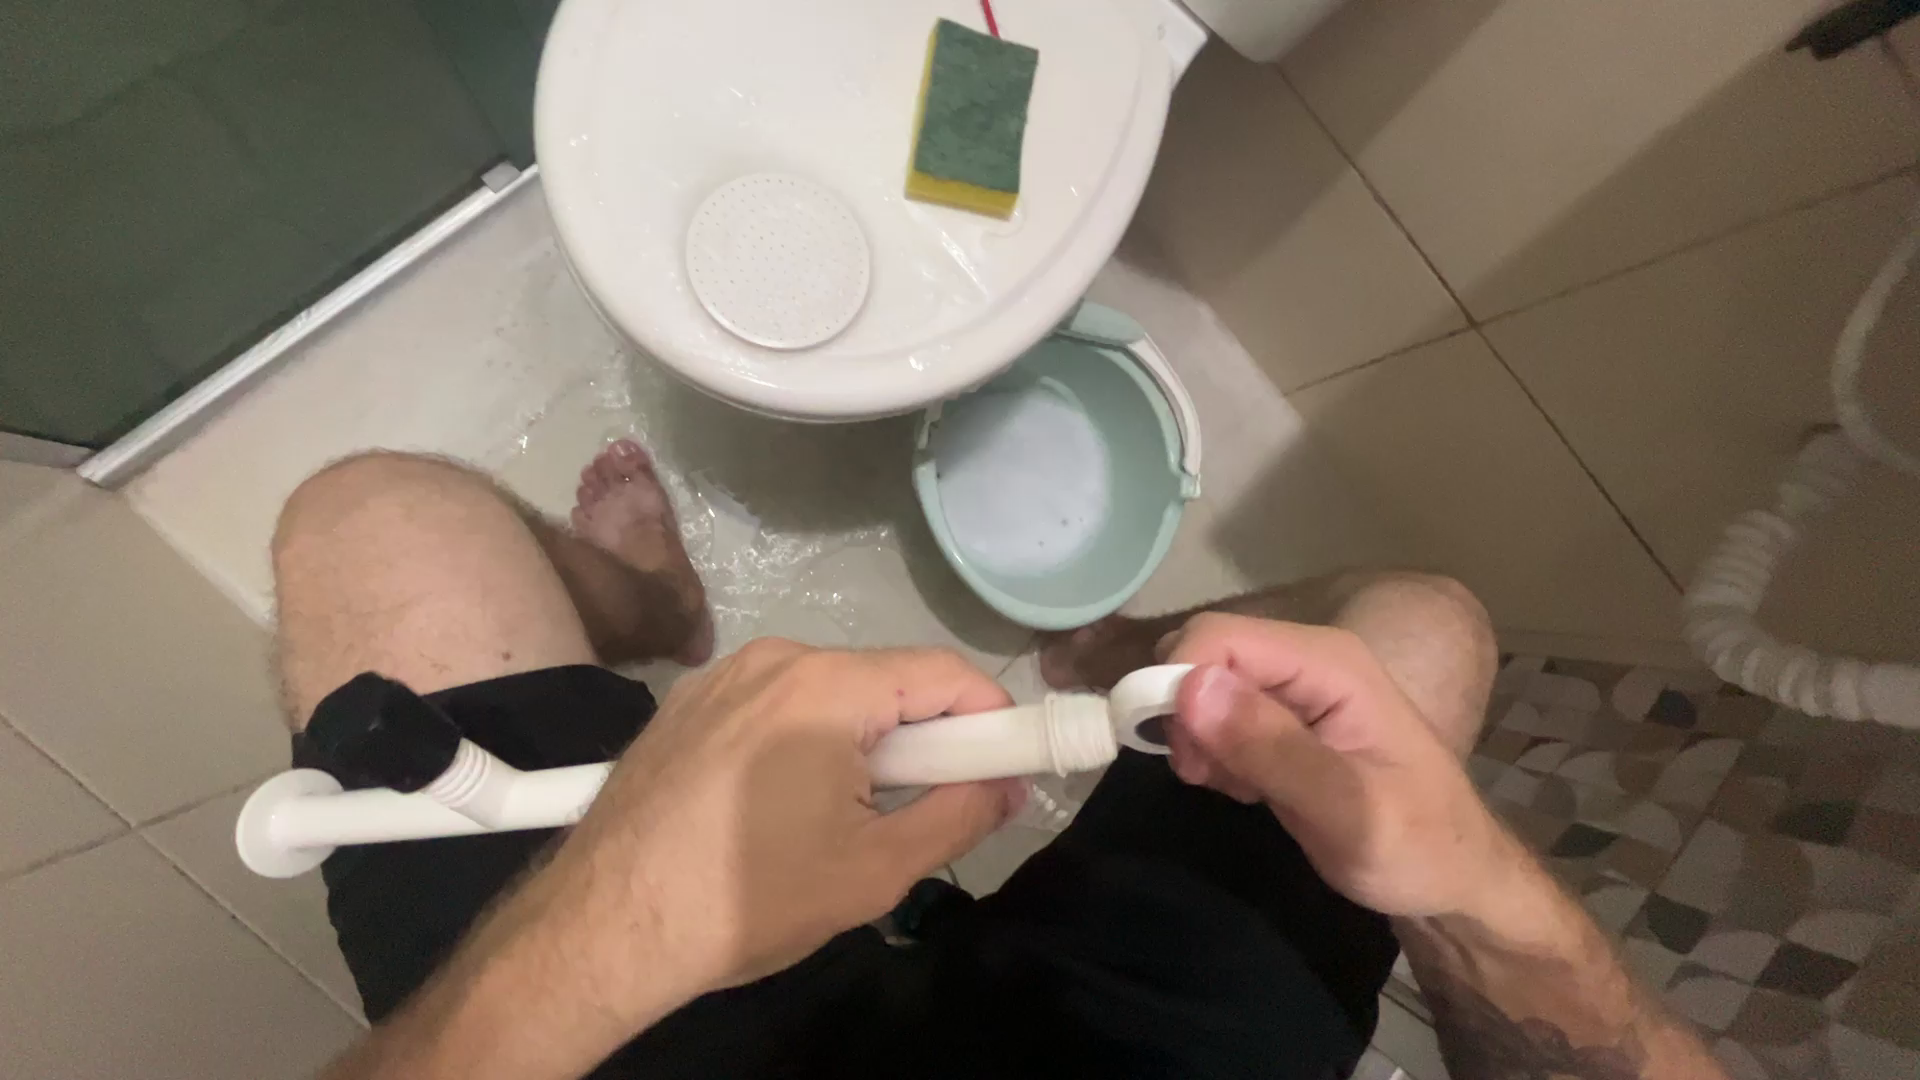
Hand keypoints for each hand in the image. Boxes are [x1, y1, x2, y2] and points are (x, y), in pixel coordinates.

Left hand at [518, 640, 1023, 1019]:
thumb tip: (1008, 787)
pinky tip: (785, 795)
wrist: (597, 930)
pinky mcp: (694, 697)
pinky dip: (810, 734)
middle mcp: (778, 657)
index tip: (1003, 761)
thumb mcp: (875, 871)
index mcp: (827, 687)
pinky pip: (782, 700)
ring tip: (850, 808)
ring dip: (866, 736)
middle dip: (925, 734)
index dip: (987, 712)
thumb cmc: (747, 900)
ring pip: (834, 689)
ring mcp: (728, 673)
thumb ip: (959, 816)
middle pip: (887, 678)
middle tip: (931, 798)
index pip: (942, 671)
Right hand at [1160, 614, 1522, 918]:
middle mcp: (1303, 658)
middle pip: (1202, 651)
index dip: (1178, 681)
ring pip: (1199, 681)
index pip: (1219, 636)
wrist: (1454, 878)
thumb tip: (1192, 688)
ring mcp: (1290, 683)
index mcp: (1328, 662)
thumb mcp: (1351, 812)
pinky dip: (1209, 748)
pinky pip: (1212, 710)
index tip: (1183, 755)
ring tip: (1235, 787)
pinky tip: (1244, 784)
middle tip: (1203, 774)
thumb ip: (1273, 749)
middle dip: (1183, 712)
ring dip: (1196, 735)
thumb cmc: (1419, 848)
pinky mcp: (1277, 711)